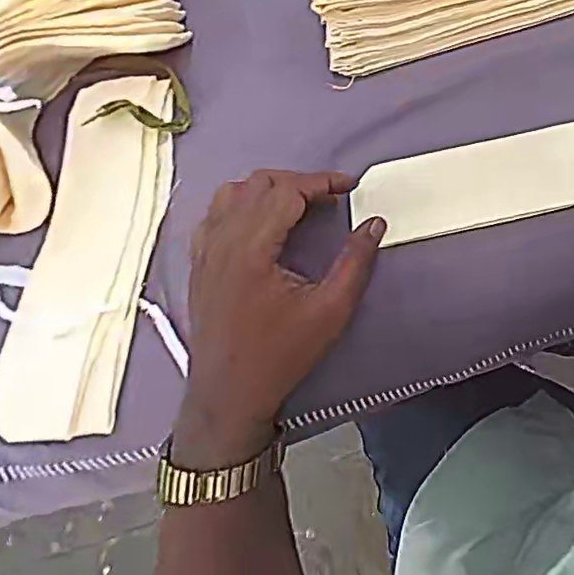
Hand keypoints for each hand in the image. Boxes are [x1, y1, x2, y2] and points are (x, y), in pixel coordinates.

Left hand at [173, 171, 385, 468]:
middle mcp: (221, 242)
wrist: (229, 394)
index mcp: (251, 250)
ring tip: (300, 203)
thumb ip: (355, 261)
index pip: (285, 192)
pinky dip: (243, 203)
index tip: (350, 186)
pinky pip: (215, 213)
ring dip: (269, 188)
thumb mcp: (331, 310)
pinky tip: (264, 220)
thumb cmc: (282, 354)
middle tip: (331, 196)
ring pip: (232, 193)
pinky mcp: (199, 263)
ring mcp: (205, 251)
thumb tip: (374, 223)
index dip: (321, 181)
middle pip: (258, 184)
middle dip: (299, 181)